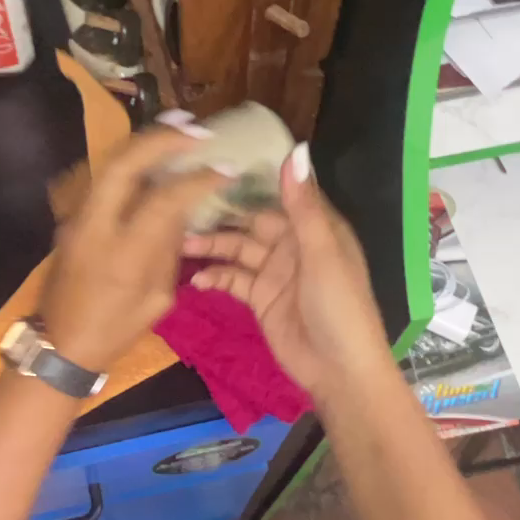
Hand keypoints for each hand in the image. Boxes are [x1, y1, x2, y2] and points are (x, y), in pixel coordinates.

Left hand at [39, 128, 226, 371]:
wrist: (59, 346)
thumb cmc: (115, 331)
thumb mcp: (156, 299)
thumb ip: (168, 250)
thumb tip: (180, 212)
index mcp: (124, 255)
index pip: (164, 200)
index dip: (198, 180)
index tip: (226, 170)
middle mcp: (95, 227)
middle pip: (124, 164)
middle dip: (162, 140)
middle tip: (196, 130)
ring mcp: (76, 219)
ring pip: (107, 164)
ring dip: (142, 143)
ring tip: (175, 128)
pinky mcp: (70, 220)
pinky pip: (101, 179)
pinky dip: (128, 161)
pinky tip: (148, 156)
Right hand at [184, 144, 395, 400]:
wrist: (339, 369)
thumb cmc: (339, 306)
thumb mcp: (322, 253)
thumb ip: (303, 205)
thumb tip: (295, 149)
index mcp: (316, 228)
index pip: (280, 194)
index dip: (251, 179)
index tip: (216, 161)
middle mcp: (293, 245)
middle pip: (251, 222)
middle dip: (220, 216)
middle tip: (182, 206)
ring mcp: (275, 273)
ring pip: (237, 251)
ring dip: (212, 247)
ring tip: (180, 244)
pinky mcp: (261, 300)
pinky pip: (233, 281)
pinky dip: (215, 277)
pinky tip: (196, 279)